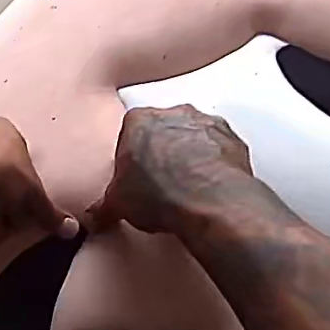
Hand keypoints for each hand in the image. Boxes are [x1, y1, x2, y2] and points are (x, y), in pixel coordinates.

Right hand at [91, 105, 255, 234]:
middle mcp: (174, 114)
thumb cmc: (161, 193)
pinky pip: (219, 149)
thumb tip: (96, 215)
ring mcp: (206, 124)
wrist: (208, 202)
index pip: (129, 133)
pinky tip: (207, 188)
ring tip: (185, 188)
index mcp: (139, 121)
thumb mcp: (118, 204)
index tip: (133, 175)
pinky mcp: (233, 140)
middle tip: (158, 181)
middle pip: (163, 130)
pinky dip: (214, 164)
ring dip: (189, 155)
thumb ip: (104, 205)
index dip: (131, 156)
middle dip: (161, 151)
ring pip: (193, 136)